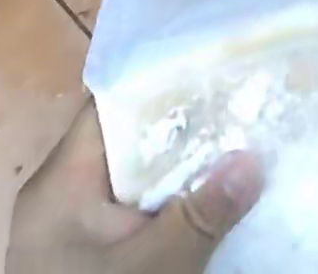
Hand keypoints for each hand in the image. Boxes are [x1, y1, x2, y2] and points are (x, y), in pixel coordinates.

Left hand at [9, 101, 262, 273]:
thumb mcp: (152, 271)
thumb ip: (200, 215)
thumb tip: (255, 159)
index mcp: (62, 179)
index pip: (112, 102)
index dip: (161, 80)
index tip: (211, 65)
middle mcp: (64, 191)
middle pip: (129, 135)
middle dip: (182, 122)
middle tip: (237, 99)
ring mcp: (76, 225)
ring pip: (137, 172)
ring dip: (182, 162)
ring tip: (236, 136)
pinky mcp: (90, 252)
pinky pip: (137, 206)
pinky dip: (171, 198)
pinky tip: (211, 192)